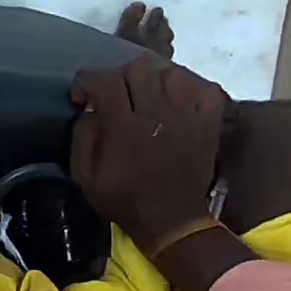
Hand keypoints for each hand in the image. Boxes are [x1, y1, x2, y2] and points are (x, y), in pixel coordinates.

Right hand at [69, 55, 228, 252]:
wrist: (171, 222)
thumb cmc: (124, 200)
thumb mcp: (86, 177)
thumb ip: (82, 138)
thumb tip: (89, 111)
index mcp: (123, 125)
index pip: (103, 80)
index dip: (86, 81)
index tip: (82, 98)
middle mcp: (155, 112)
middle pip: (138, 68)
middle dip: (120, 77)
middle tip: (117, 96)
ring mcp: (185, 116)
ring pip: (171, 73)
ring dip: (155, 80)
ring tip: (148, 96)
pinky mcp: (207, 124)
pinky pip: (206, 90)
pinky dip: (192, 91)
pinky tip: (179, 103)